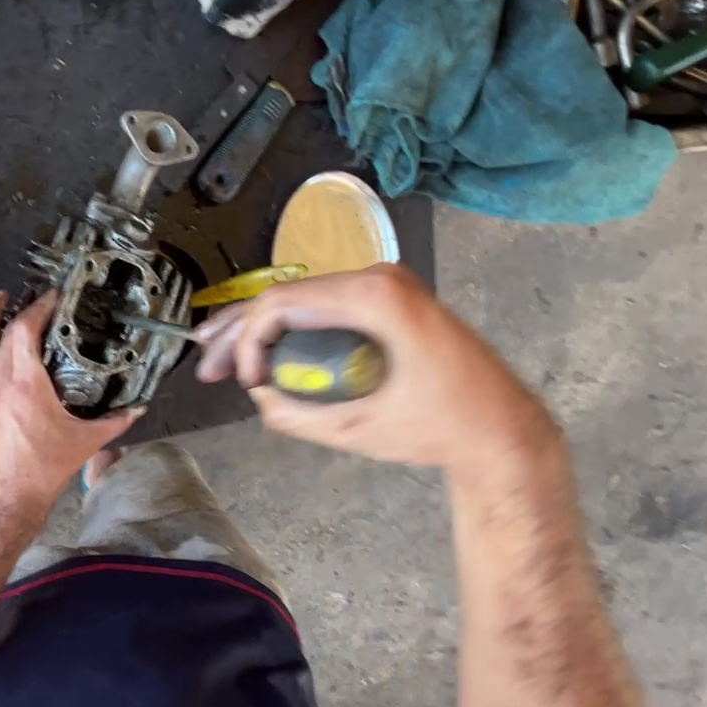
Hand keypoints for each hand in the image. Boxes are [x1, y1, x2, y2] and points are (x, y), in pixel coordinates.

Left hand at [0, 290, 140, 514]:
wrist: (6, 498)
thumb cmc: (45, 470)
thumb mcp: (85, 443)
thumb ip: (114, 422)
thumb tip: (137, 409)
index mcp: (25, 385)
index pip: (26, 330)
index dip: (39, 308)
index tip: (52, 297)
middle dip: (12, 309)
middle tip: (25, 296)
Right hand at [193, 264, 553, 473]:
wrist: (500, 427)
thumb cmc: (436, 427)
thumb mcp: (355, 428)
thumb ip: (294, 412)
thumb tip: (259, 396)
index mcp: (372, 297)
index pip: (281, 303)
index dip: (249, 343)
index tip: (247, 385)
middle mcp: (377, 278)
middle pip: (285, 296)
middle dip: (240, 333)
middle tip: (207, 366)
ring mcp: (385, 287)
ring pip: (301, 301)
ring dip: (259, 330)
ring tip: (220, 356)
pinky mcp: (388, 303)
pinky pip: (323, 310)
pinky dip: (290, 331)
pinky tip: (265, 351)